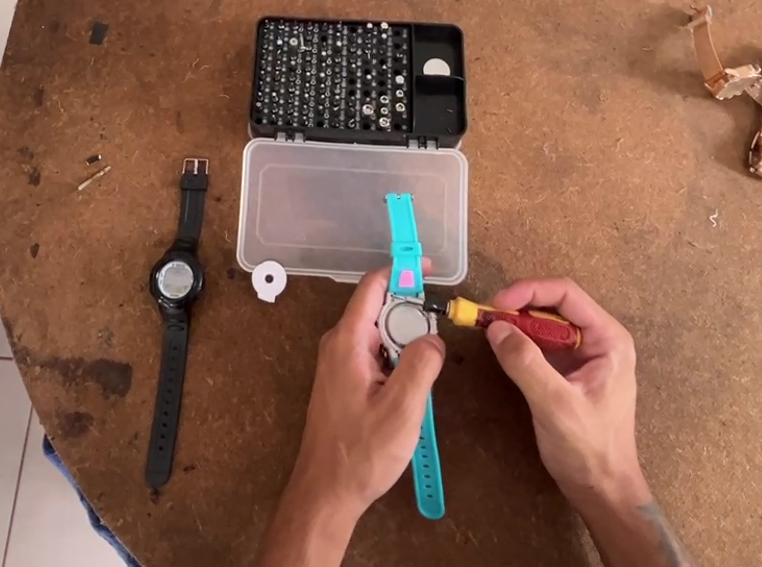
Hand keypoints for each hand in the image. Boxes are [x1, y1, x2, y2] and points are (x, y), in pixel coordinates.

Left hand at [256, 270, 444, 566]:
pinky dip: (395, 360)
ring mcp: (338, 362)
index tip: (427, 268)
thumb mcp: (402, 409)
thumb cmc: (360, 453)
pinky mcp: (343, 380)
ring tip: (424, 371)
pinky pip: (373, 354)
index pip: (372, 287)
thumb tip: (433, 338)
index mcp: (347, 340)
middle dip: (410, 315)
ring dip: (405, 343)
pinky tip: (409, 389)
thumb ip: (421, 365)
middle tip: (435, 339)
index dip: (400, 271)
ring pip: (378, 334)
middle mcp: (338, 343)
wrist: (325, 493)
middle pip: (378, 309)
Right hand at [485, 277, 648, 508]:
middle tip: (488, 317)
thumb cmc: (589, 449)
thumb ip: (526, 363)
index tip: (497, 303)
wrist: (602, 492)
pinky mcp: (568, 368)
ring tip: (490, 330)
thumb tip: (494, 326)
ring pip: (545, 321)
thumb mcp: (556, 405)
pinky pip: (540, 341)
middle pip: (554, 303)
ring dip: (516, 322)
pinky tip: (502, 347)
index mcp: (609, 339)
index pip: (566, 293)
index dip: (529, 291)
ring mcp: (584, 354)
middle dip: (519, 306)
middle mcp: (599, 339)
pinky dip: (519, 340)